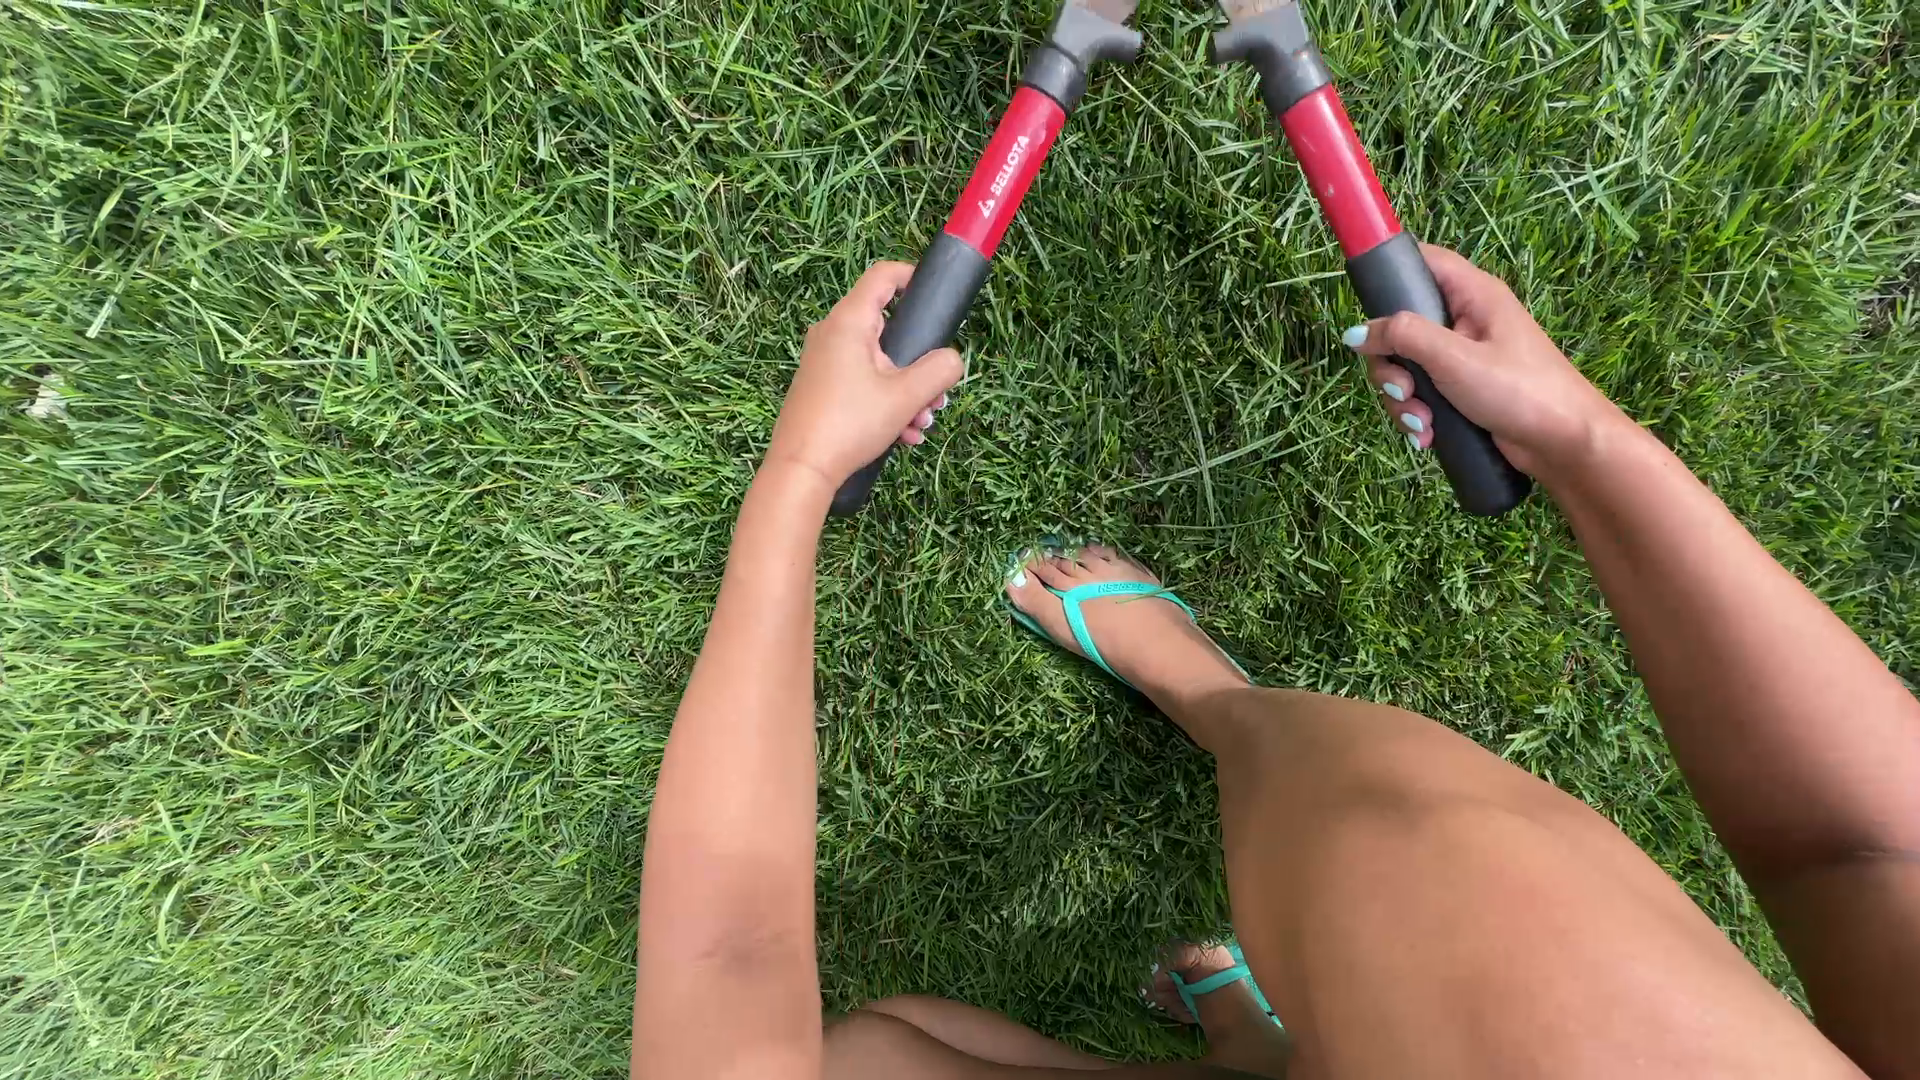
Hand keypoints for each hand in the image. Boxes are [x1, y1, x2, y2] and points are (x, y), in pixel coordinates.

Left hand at [764, 261, 964, 486]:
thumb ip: (939, 370)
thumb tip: (952, 360)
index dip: (912, 277)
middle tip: (938, 395)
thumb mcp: (905, 396)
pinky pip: (863, 386)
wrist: (802, 469)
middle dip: (920, 365)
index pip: (883, 277)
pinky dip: (886, 405)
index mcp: (849, 322)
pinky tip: (903, 437)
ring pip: (879, 366)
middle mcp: (832, 335)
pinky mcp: (821, 389)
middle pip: (888, 332)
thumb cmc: (850, 424)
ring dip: (908, 393)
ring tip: (921, 425)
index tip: (935, 297)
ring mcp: (824, 363)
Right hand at [1343, 244, 1630, 479]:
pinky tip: (1426, 433)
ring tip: (1422, 422)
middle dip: (1390, 366)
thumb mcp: (1453, 358)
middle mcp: (1463, 321)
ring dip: (1402, 398)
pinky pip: (1418, 393)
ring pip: (1404, 366)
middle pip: (1399, 327)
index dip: (1390, 273)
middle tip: (1403, 389)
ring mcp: (1459, 356)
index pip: (1424, 262)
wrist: (1560, 442)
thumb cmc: (1518, 390)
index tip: (1365, 305)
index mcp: (1473, 296)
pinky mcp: (1457, 387)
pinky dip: (1415, 414)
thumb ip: (1402, 337)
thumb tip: (1356, 333)